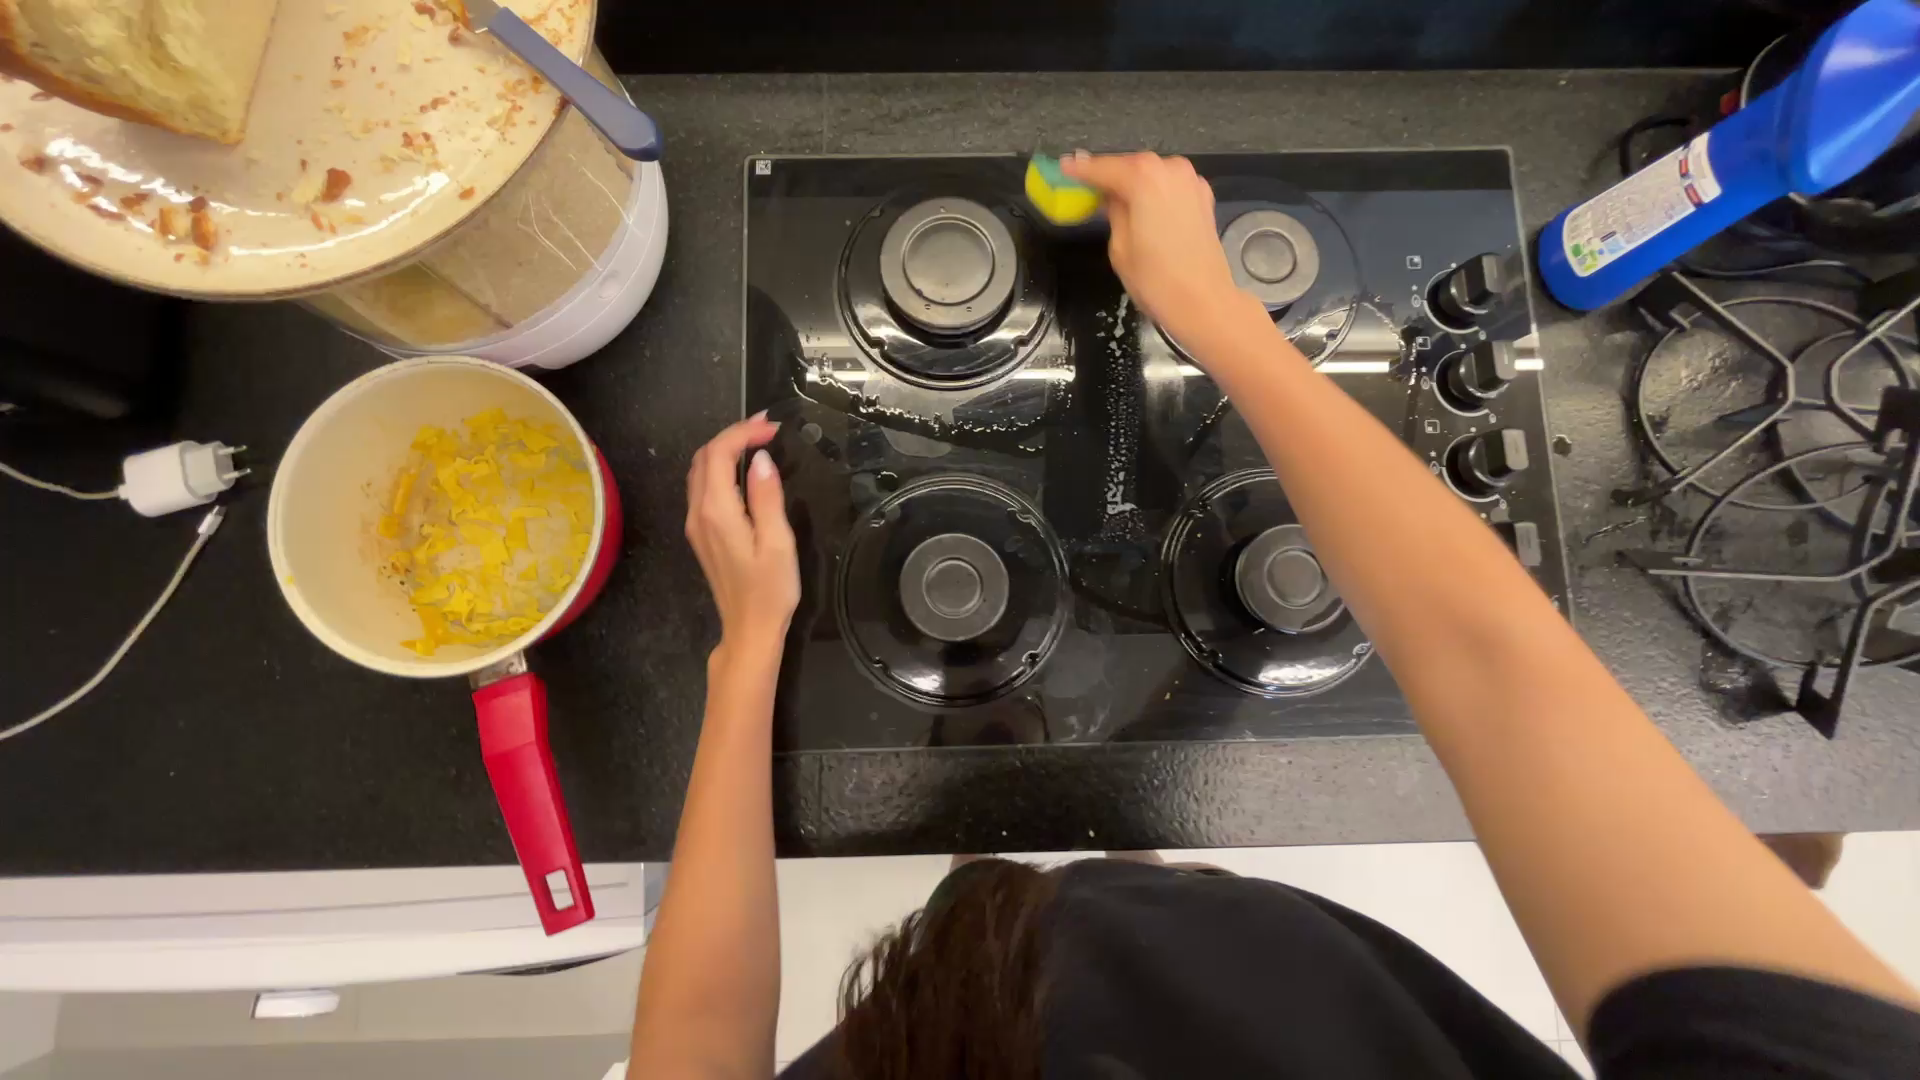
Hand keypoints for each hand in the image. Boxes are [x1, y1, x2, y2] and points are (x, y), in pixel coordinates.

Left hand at [684, 414, 798, 662]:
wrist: (749, 630)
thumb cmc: (770, 590)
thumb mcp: (778, 542)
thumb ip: (767, 497)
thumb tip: (761, 460)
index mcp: (717, 512)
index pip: (719, 454)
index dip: (743, 432)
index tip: (773, 427)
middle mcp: (698, 513)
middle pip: (704, 457)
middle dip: (732, 435)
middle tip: (767, 428)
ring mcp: (696, 525)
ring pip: (700, 471)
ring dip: (724, 449)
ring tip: (757, 442)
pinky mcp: (702, 535)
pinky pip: (703, 488)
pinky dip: (720, 468)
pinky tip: (743, 470)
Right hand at [1061, 151, 1263, 359]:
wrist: (1203, 302)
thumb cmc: (1154, 280)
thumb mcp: (1119, 247)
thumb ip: (1114, 212)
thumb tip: (1113, 198)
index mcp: (1144, 178)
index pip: (1104, 168)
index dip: (1081, 169)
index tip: (1064, 167)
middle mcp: (1170, 169)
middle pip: (1131, 166)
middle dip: (1109, 174)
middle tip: (1086, 186)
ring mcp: (1191, 181)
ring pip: (1152, 173)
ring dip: (1132, 182)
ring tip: (1112, 198)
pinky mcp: (1202, 197)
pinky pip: (1169, 186)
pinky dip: (1153, 191)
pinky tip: (1142, 206)